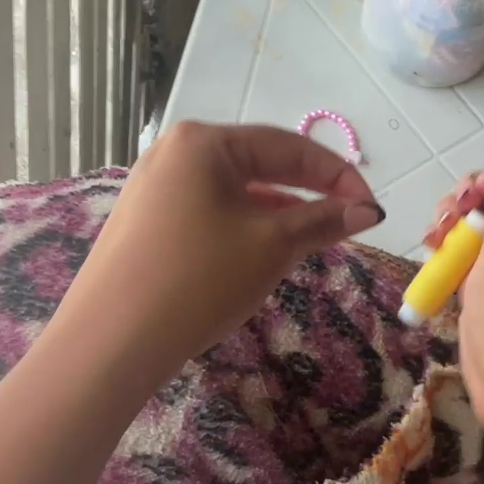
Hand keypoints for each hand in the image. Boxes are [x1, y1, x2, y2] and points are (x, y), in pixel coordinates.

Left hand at [54, 122, 382, 377]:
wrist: (110, 342)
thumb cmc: (199, 279)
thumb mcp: (272, 246)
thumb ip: (323, 221)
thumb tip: (368, 211)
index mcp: (205, 142)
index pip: (288, 146)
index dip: (338, 175)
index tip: (372, 207)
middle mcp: (175, 152)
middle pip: (259, 165)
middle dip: (308, 193)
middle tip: (347, 221)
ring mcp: (154, 187)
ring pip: (235, 192)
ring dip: (278, 213)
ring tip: (311, 241)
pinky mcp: (145, 222)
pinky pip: (209, 212)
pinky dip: (244, 227)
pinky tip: (261, 254)